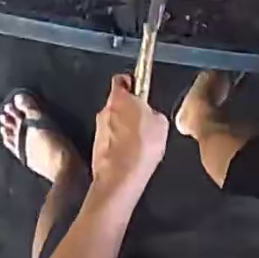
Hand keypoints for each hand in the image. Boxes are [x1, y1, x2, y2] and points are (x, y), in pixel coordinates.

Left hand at [90, 74, 167, 203]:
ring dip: (123, 128)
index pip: (121, 79)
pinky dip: (118, 143)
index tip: (139, 87)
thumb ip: (155, 113)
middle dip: (129, 109)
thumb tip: (153, 116)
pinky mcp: (97, 146)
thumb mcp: (161, 124)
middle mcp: (106, 109)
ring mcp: (99, 128)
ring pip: (113, 122)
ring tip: (139, 142)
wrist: (120, 178)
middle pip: (118, 102)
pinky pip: (110, 139)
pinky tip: (130, 154)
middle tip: (143, 120)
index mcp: (120, 98)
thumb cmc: (140, 148)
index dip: (131, 82)